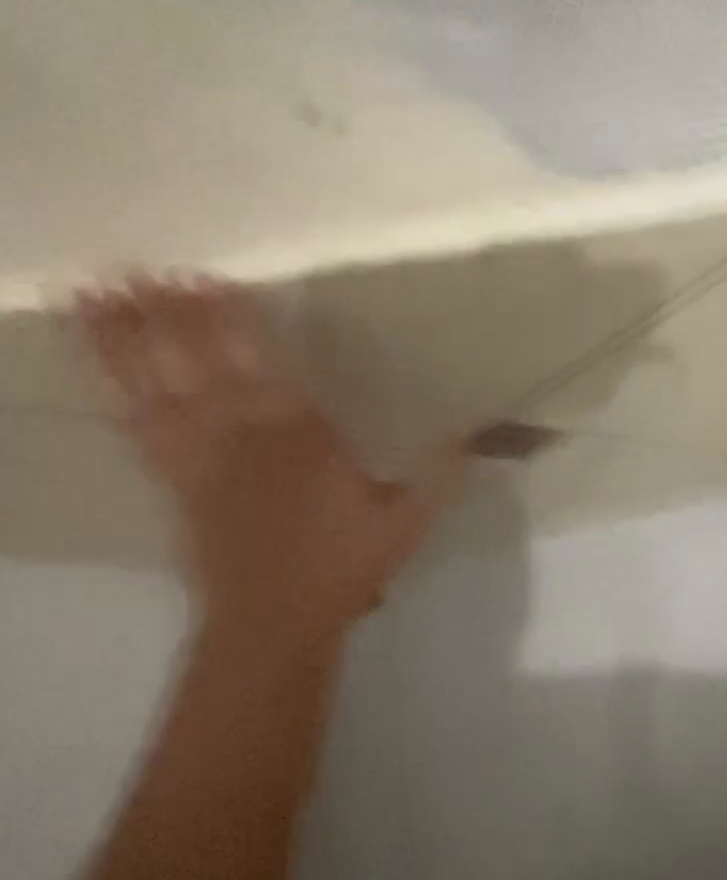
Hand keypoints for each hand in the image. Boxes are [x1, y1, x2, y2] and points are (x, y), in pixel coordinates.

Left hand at [76, 274, 466, 636]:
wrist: (274, 615)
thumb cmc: (346, 564)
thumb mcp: (409, 520)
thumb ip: (439, 473)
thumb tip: (473, 432)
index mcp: (303, 438)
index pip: (264, 363)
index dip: (236, 320)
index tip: (219, 278)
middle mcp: (241, 433)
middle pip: (199, 359)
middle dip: (173, 312)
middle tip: (148, 264)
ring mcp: (196, 453)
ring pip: (154, 380)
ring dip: (125, 334)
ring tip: (100, 288)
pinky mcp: (169, 475)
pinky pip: (133, 418)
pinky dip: (112, 384)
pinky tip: (99, 357)